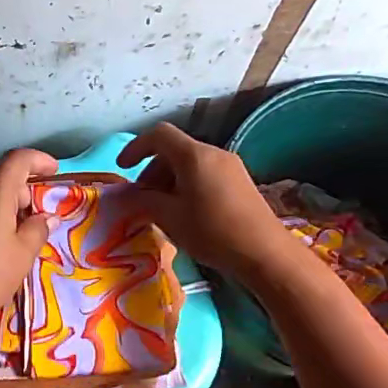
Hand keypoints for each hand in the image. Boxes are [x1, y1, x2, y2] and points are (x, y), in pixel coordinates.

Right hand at [118, 124, 293, 278]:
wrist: (264, 252)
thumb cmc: (212, 232)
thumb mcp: (169, 218)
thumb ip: (144, 201)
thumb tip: (128, 195)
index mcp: (194, 156)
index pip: (159, 135)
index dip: (136, 147)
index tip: (123, 169)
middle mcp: (214, 153)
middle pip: (174, 149)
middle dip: (152, 170)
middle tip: (142, 199)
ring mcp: (230, 166)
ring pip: (190, 163)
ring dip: (168, 180)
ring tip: (162, 209)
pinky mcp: (240, 181)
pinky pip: (205, 173)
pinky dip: (187, 185)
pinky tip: (185, 212)